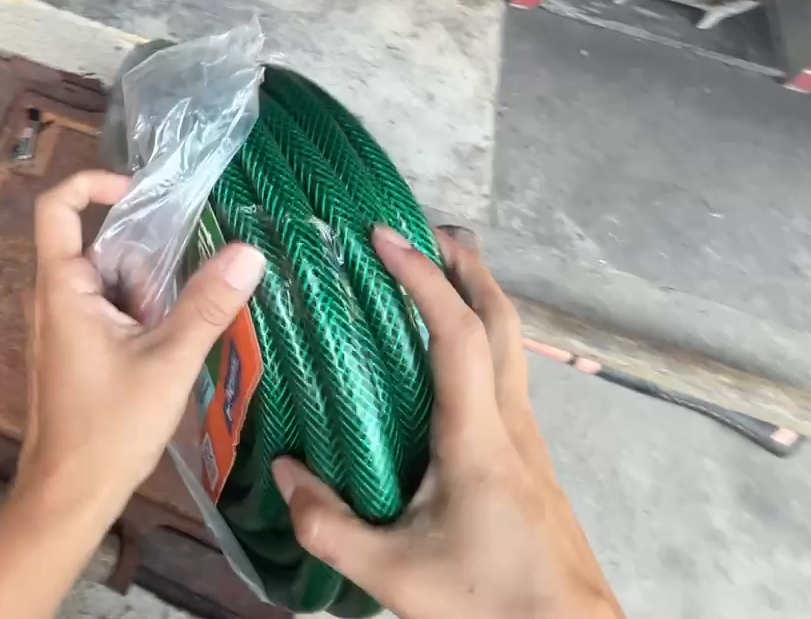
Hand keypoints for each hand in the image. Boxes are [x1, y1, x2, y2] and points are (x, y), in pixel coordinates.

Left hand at [16, 170, 265, 524]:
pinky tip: (163, 348)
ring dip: (145, 295)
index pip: (57, 205)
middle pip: (98, 246)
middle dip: (143, 262)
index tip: (139, 192)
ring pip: (108, 280)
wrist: (68, 493)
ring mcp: (60, 320)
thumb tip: (249, 252)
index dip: (93, 183)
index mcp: (61, 284)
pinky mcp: (71, 344)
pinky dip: (136, 315)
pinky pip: (105, 307)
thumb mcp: (167, 361)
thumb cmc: (109, 427)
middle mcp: (52, 293)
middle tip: (177, 297)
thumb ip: (206, 305)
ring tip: (171, 333)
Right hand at [271, 225, 622, 618]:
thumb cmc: (491, 604)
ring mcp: (527, 440)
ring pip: (512, 345)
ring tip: (433, 271)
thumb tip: (281, 470)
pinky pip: (504, 373)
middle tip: (424, 229)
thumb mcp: (394, 577)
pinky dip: (477, 334)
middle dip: (466, 266)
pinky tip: (441, 352)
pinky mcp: (528, 458)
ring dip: (475, 295)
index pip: (458, 334)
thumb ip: (327, 525)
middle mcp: (510, 423)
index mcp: (478, 437)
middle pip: (504, 322)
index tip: (384, 237)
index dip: (423, 277)